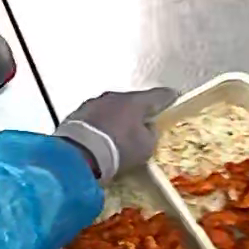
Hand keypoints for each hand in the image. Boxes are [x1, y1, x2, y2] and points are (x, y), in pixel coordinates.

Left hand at [53, 87, 178, 181]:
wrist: (77, 154)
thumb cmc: (118, 149)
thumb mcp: (146, 147)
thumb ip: (150, 133)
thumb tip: (147, 127)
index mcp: (135, 101)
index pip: (157, 95)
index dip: (168, 97)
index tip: (173, 97)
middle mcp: (113, 97)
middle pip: (131, 101)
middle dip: (137, 110)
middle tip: (142, 121)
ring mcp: (91, 104)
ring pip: (110, 108)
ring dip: (115, 117)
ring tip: (118, 132)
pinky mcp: (75, 114)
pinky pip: (93, 117)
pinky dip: (99, 124)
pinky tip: (99, 135)